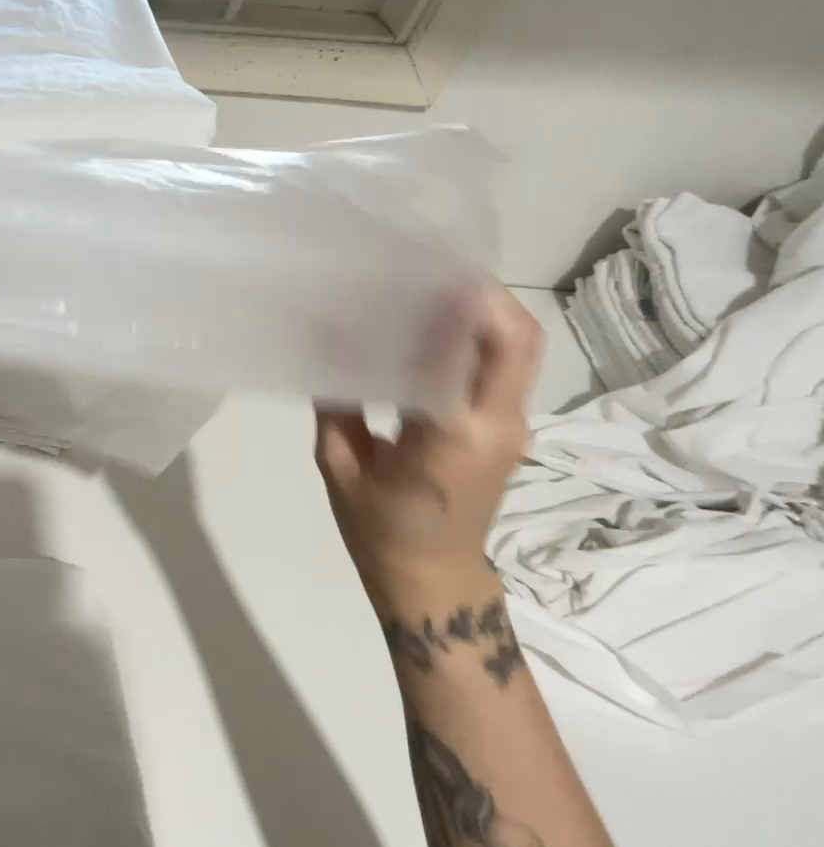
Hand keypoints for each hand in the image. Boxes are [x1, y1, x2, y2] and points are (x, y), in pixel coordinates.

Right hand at [314, 285, 541, 613]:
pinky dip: (473, 343)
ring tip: (423, 293)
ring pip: (515, 352)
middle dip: (485, 296)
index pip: (484, 352)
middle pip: (519, 341)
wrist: (431, 576)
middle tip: (431, 271)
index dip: (467, 305)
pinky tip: (428, 334)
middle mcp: (497, 424)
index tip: (424, 273)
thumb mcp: (339, 467)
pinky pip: (497, 373)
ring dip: (479, 316)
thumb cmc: (377, 528)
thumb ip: (338, 407)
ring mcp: (510, 428)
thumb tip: (327, 350)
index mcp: (454, 435)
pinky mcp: (504, 430)